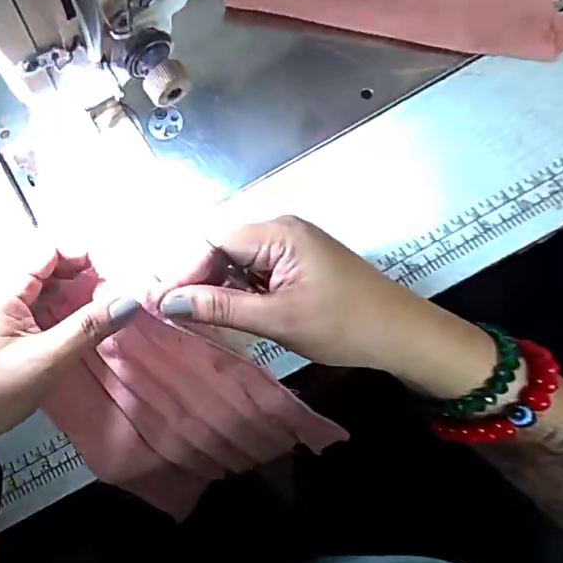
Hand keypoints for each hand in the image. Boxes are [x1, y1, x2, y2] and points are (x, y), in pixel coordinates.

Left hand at [0, 252, 138, 499]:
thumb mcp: (46, 360)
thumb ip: (87, 328)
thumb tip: (129, 301)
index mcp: (2, 292)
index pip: (46, 253)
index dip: (81, 256)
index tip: (113, 272)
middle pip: (45, 269)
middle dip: (81, 276)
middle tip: (114, 292)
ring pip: (43, 292)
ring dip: (73, 295)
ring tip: (104, 308)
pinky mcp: (2, 336)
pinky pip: (37, 311)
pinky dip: (61, 313)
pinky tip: (80, 326)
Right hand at [158, 216, 496, 398]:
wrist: (402, 334)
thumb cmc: (344, 325)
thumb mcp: (277, 318)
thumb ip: (221, 308)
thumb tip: (169, 303)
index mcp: (278, 232)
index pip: (212, 242)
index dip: (183, 272)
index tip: (160, 306)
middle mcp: (281, 229)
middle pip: (221, 247)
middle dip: (196, 279)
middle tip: (172, 315)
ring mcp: (290, 245)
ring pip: (236, 260)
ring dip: (216, 287)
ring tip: (193, 318)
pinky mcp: (297, 262)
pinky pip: (255, 270)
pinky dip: (238, 291)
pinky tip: (225, 313)